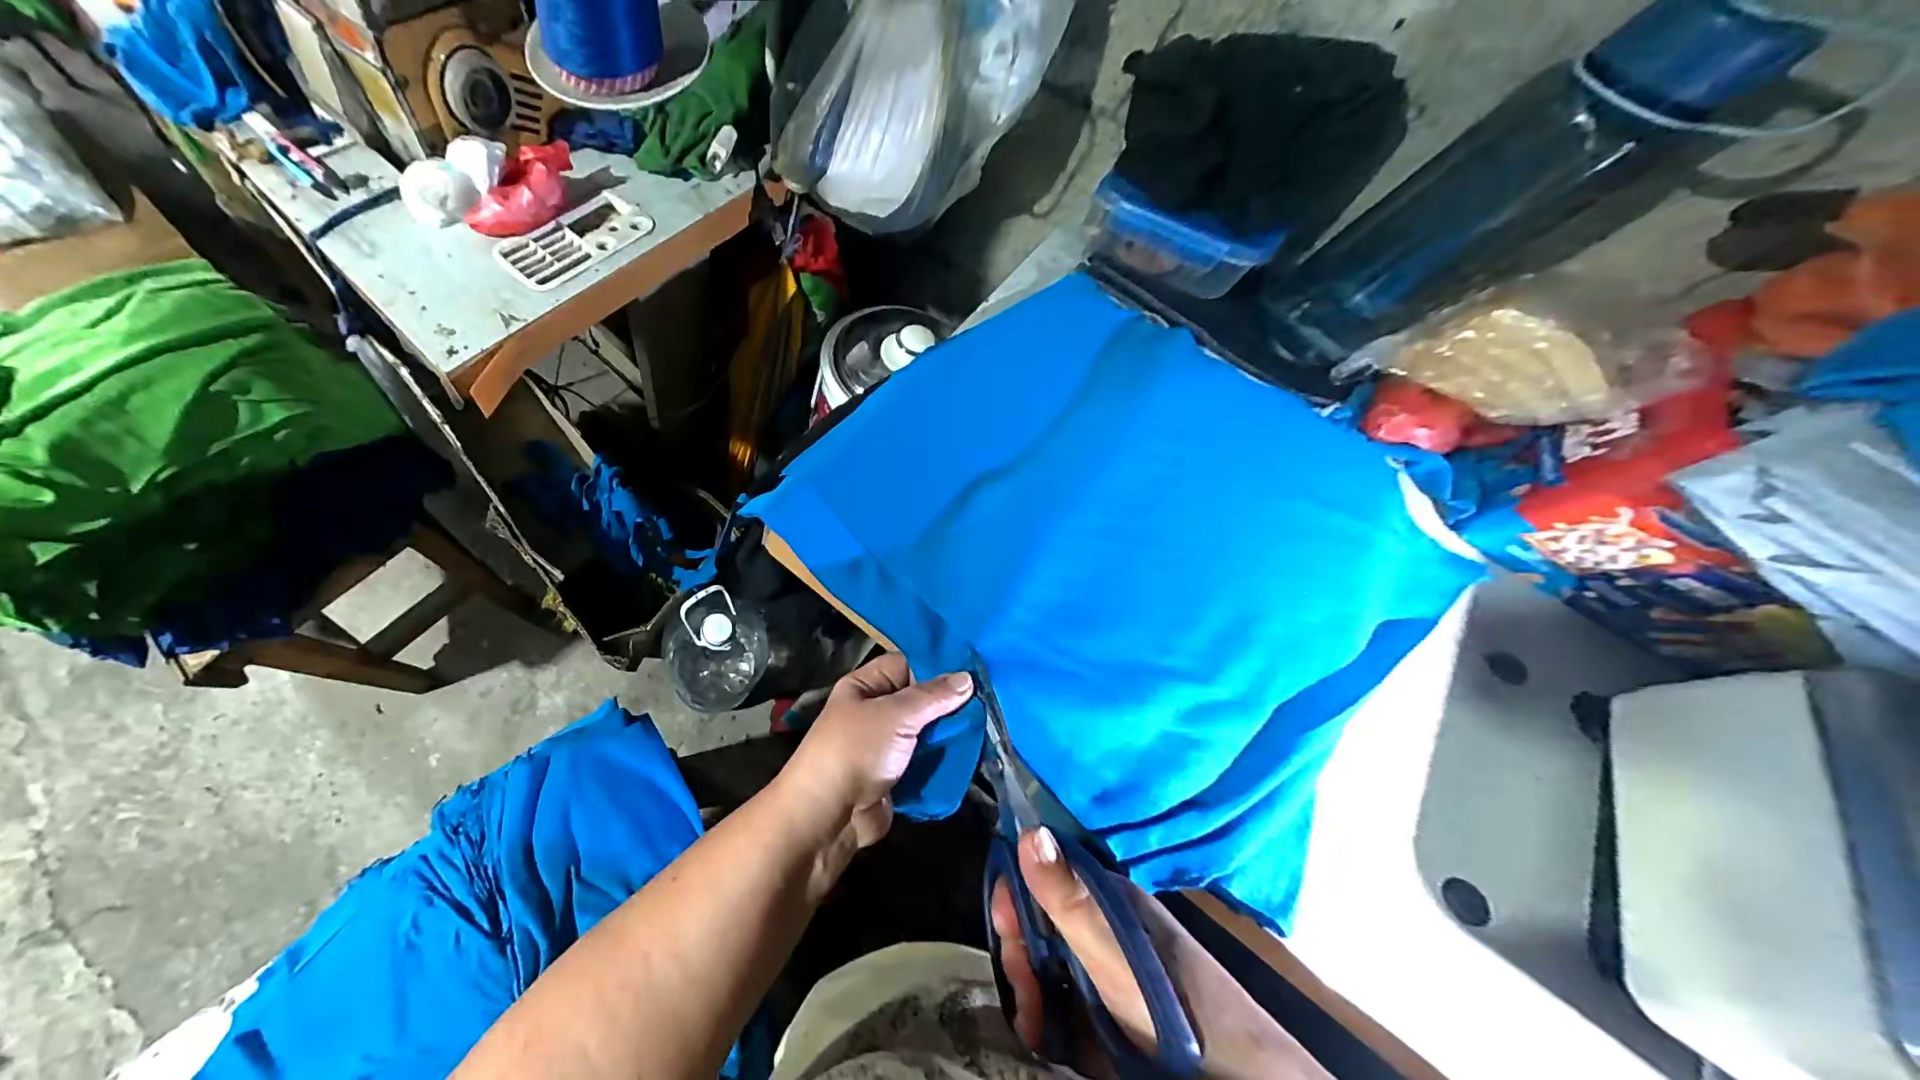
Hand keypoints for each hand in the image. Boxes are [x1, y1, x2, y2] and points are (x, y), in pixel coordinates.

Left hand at [780, 653, 972, 848]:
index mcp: (865, 686)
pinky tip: (972, 752)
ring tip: (985, 726)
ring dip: (949, 732)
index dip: (937, 666)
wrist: (829, 816)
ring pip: (925, 730)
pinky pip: (925, 758)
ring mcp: (885, 744)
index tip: (974, 670)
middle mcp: (874, 711)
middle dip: (949, 703)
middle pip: (919, 699)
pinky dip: (943, 758)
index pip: (907, 664)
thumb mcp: (895, 715)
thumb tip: (967, 678)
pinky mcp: (896, 773)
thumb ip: (933, 696)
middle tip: (987, 700)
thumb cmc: (857, 751)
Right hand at [993, 828, 1333, 1079]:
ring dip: (1027, 990)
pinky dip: (1041, 1019)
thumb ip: (1068, 897)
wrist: (1228, 1072)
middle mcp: (1097, 928)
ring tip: (1036, 1022)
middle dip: (1018, 951)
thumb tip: (1029, 829)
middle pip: (1036, 926)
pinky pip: (1055, 1004)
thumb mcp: (1111, 947)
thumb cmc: (1168, 999)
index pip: (1043, 878)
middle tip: (1025, 984)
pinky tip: (1044, 1036)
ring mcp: (1098, 972)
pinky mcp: (1099, 1012)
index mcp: (1102, 899)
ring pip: (1041, 967)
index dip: (1016, 892)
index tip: (1002, 916)